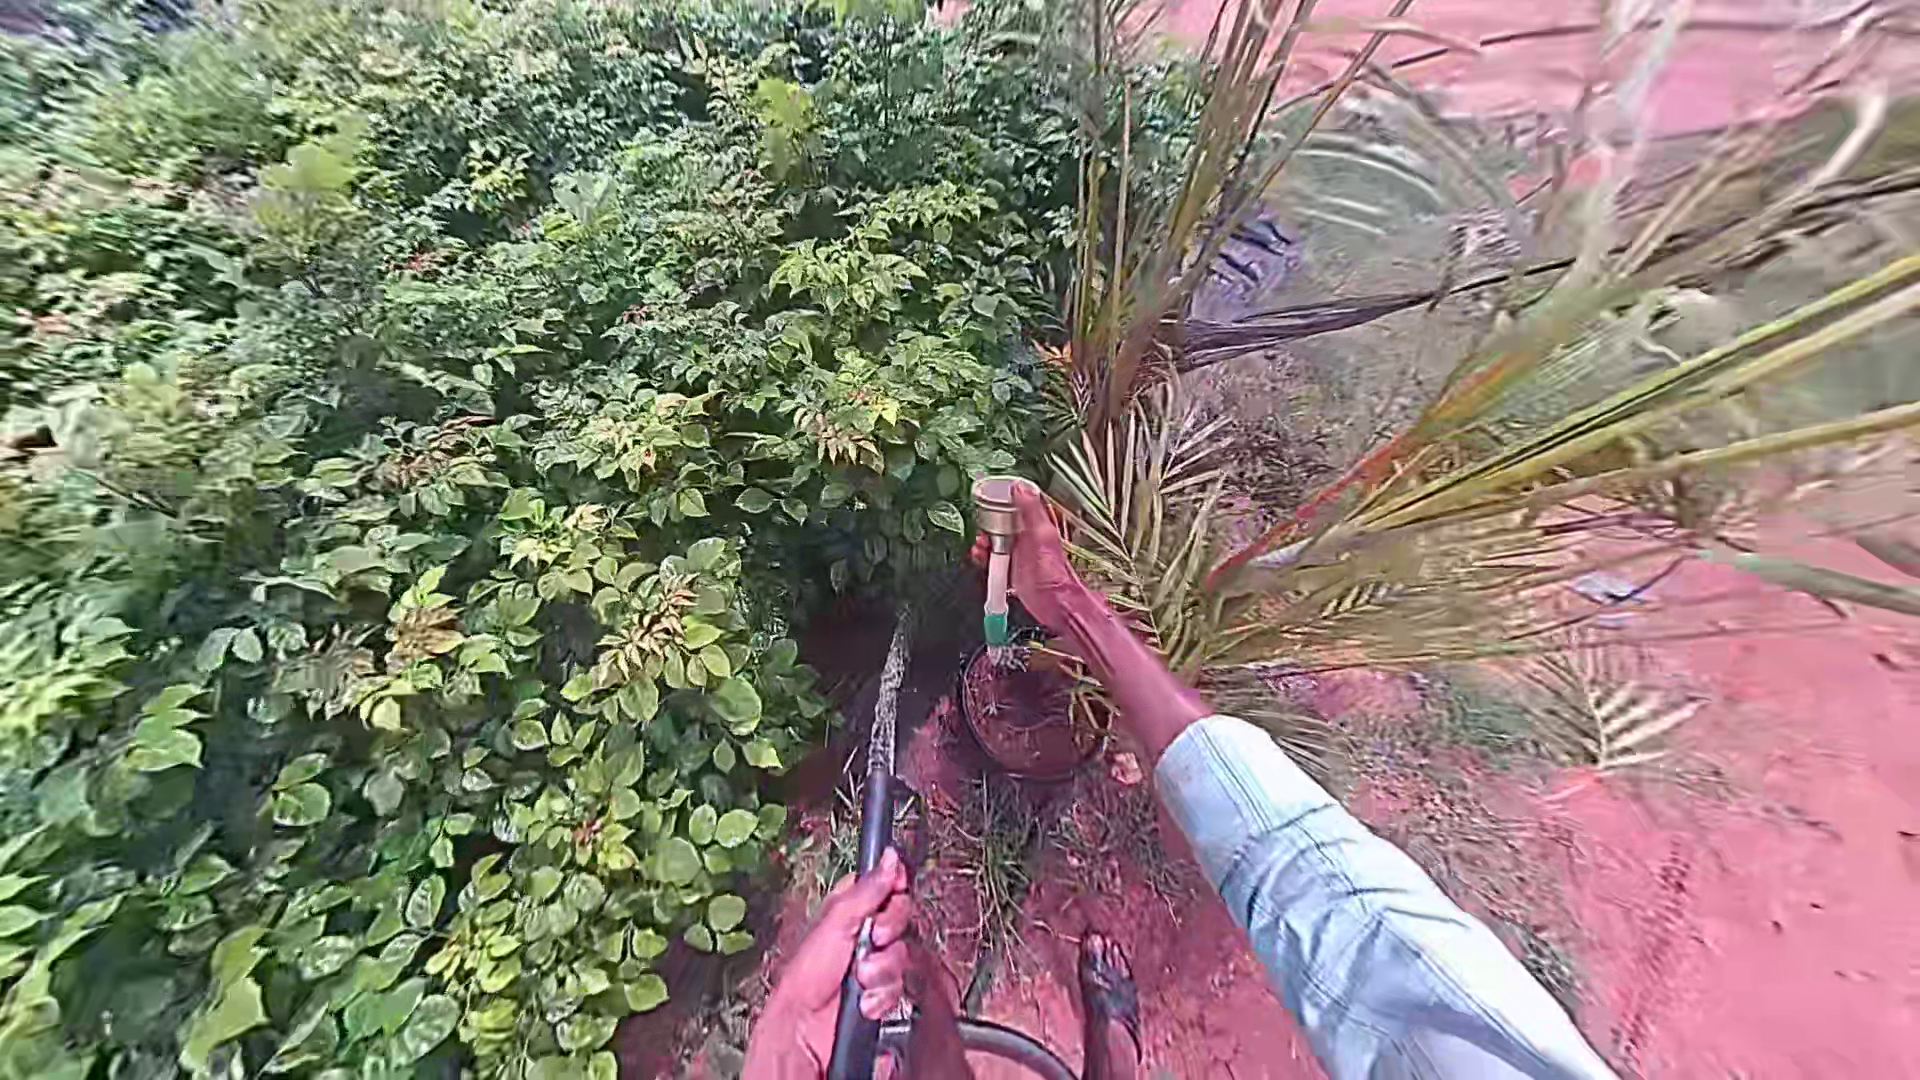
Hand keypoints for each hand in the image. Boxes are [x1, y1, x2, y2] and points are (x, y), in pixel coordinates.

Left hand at [744, 848, 912, 1078]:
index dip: (896, 884)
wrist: (804, 1029)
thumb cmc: (808, 972)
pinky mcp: (881, 989)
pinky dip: (883, 993)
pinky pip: (899, 984)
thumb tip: (890, 857)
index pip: (887, 882)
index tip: (897, 888)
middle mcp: (866, 929)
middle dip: (890, 929)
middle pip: (900, 914)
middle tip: (875, 937)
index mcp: (853, 905)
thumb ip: (868, 889)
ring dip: (883, 968)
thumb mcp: (837, 921)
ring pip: (902, 952)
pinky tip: (865, 999)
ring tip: (861, 976)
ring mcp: (875, 959)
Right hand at [969, 480, 1100, 639]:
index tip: (990, 497)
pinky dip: (984, 557)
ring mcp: (1019, 554)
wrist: (1055, 605)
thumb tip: (1020, 487)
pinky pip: (993, 559)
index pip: (1019, 505)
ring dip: (984, 541)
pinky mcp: (1011, 569)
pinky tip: (981, 557)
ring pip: (996, 541)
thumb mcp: (1042, 535)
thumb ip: (1031, 511)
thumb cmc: (1055, 574)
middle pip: (1003, 523)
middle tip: (982, 527)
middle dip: (989, 524)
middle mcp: (1028, 538)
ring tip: (980, 544)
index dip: (1004, 500)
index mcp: (1038, 525)